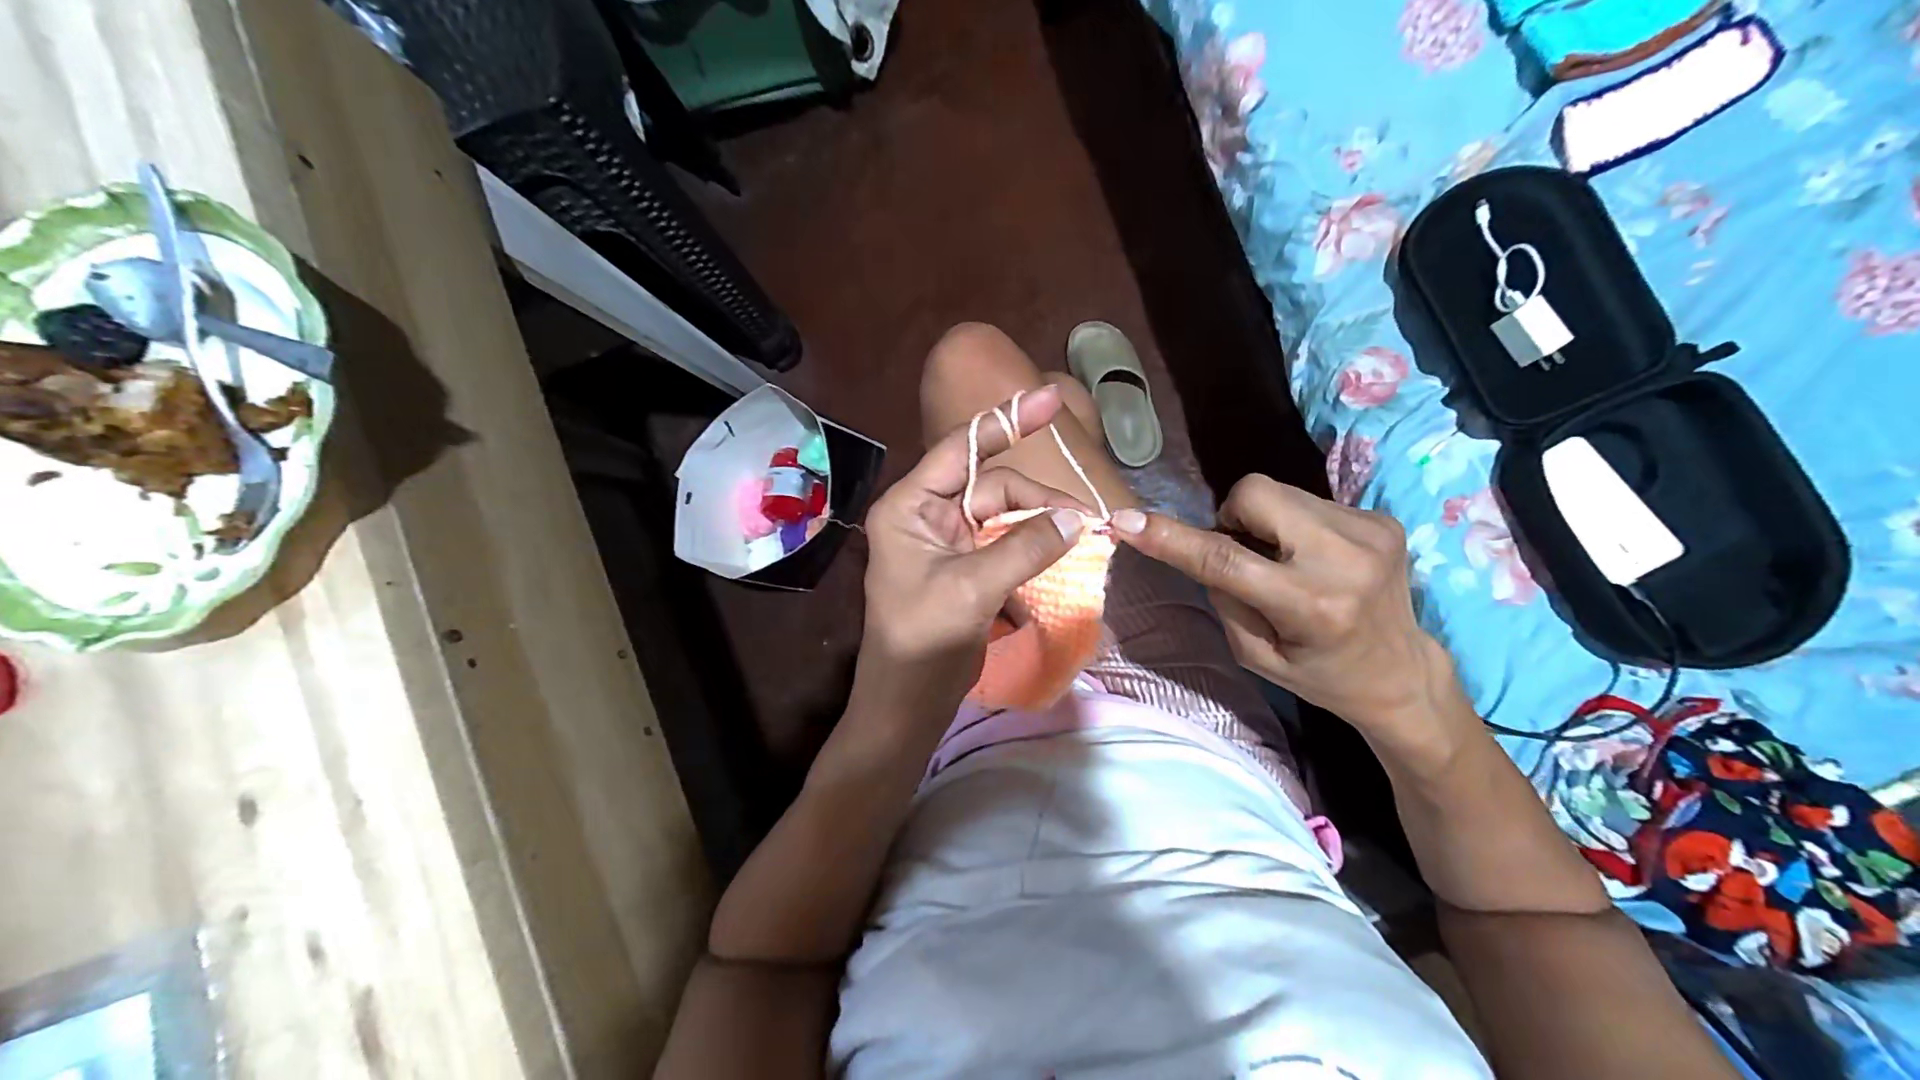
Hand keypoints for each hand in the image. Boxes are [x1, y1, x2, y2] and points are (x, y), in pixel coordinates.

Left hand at [857, 385, 1090, 710]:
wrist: (908, 702)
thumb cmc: (923, 643)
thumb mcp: (971, 590)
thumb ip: (1024, 548)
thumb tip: (1076, 520)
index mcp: (911, 506)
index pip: (963, 448)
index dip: (1007, 419)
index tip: (1052, 397)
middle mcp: (928, 514)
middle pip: (992, 484)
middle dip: (1038, 497)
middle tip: (1086, 521)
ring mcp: (948, 540)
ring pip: (1004, 513)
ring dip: (1041, 522)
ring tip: (1082, 536)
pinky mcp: (967, 566)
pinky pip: (1006, 540)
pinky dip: (1034, 543)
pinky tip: (1061, 548)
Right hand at [1111, 475, 1473, 764]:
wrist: (1402, 673)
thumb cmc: (1318, 674)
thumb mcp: (1255, 654)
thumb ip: (1224, 596)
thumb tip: (1201, 543)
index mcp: (1309, 606)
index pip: (1224, 560)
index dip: (1171, 538)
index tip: (1128, 521)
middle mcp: (1344, 559)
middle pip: (1254, 493)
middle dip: (1233, 517)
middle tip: (1247, 556)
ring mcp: (1370, 532)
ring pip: (1278, 491)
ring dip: (1265, 522)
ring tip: (1287, 561)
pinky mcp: (1382, 518)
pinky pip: (1307, 499)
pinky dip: (1294, 524)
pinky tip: (1314, 557)